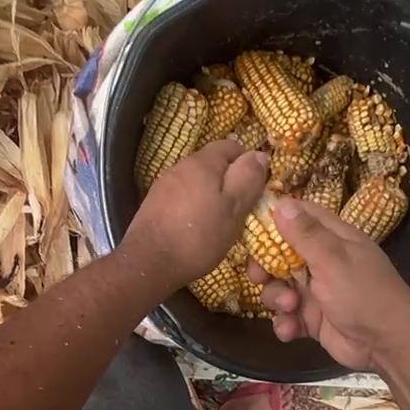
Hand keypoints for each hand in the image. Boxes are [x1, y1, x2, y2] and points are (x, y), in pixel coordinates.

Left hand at [121, 140, 268, 285]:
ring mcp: (163, 185)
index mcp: (202, 161)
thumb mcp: (233, 208)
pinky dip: (193, 208)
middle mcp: (180, 166)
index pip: (232, 146)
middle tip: (239, 210)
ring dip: (210, 197)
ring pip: (196, 183)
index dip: (248, 164)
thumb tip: (260, 154)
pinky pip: (181, 198)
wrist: (149, 263)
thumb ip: (248, 178)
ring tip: (218, 223)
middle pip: (213, 165)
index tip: (255, 189)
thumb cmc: (198, 236)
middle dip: (229, 182)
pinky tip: (195, 229)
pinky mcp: (153, 205)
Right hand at [254, 198, 409, 372]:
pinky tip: (291, 330)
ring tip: (290, 307)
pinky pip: (287, 317)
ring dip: (276, 298)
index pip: (300, 217)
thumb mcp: (333, 259)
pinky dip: (285, 324)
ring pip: (280, 288)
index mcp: (333, 240)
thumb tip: (281, 203)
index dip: (275, 220)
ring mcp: (317, 293)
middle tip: (258, 276)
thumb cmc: (363, 294)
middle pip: (281, 256)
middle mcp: (323, 263)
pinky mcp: (313, 320)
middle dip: (266, 267)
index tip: (251, 229)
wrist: (387, 344)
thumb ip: (306, 234)